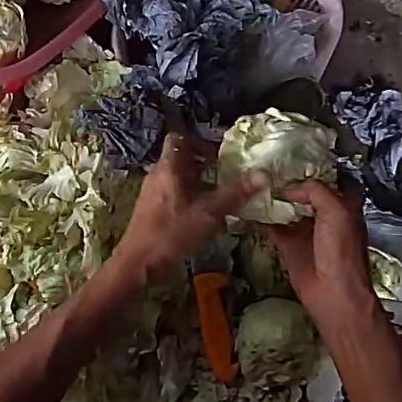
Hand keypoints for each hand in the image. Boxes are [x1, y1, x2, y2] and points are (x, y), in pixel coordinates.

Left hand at [112, 133, 266, 277]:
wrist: (138, 263)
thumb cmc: (171, 233)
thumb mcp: (208, 213)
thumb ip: (235, 193)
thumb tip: (264, 173)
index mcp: (168, 167)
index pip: (180, 138)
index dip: (200, 141)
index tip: (220, 154)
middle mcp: (158, 174)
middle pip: (181, 158)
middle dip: (205, 164)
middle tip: (227, 173)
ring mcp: (153, 192)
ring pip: (179, 177)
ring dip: (200, 181)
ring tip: (221, 193)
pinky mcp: (152, 208)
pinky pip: (174, 192)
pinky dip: (191, 196)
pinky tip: (205, 213)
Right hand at [261, 179, 383, 330]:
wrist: (333, 293)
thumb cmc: (341, 250)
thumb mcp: (336, 211)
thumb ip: (315, 191)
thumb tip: (288, 188)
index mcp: (342, 204)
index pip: (325, 179)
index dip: (309, 169)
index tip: (287, 159)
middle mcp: (324, 214)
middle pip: (303, 192)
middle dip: (286, 182)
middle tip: (264, 168)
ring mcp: (305, 230)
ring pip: (286, 208)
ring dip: (272, 199)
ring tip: (253, 183)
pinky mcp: (288, 245)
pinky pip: (272, 227)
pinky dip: (260, 219)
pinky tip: (246, 208)